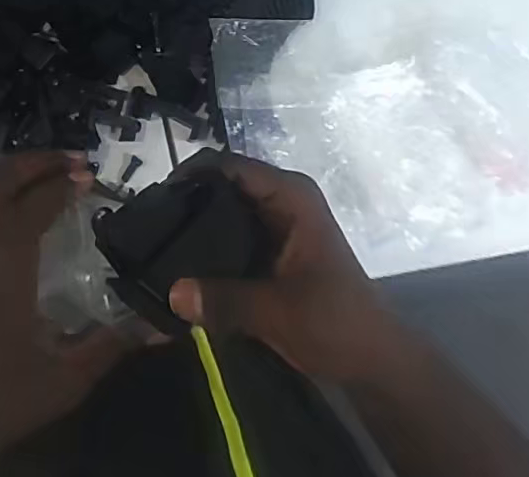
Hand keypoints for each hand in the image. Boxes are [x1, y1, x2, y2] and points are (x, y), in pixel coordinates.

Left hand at [0, 152, 133, 452]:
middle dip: (33, 164)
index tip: (87, 177)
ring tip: (49, 166)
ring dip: (12, 169)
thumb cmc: (4, 394)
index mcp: (2, 281)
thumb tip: (161, 325)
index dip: (55, 189)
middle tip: (74, 160)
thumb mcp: (65, 381)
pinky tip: (20, 189)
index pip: (25, 216)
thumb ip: (110, 346)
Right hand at [168, 150, 407, 382]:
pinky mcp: (267, 242)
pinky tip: (182, 255)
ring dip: (195, 218)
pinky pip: (227, 226)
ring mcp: (274, 219)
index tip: (161, 196)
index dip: (193, 173)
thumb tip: (172, 293)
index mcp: (290, 195)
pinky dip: (206, 237)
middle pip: (222, 180)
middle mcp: (280, 197)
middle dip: (188, 197)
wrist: (375, 363)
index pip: (229, 165)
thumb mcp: (279, 312)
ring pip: (222, 204)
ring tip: (160, 237)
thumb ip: (225, 300)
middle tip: (154, 220)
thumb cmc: (337, 324)